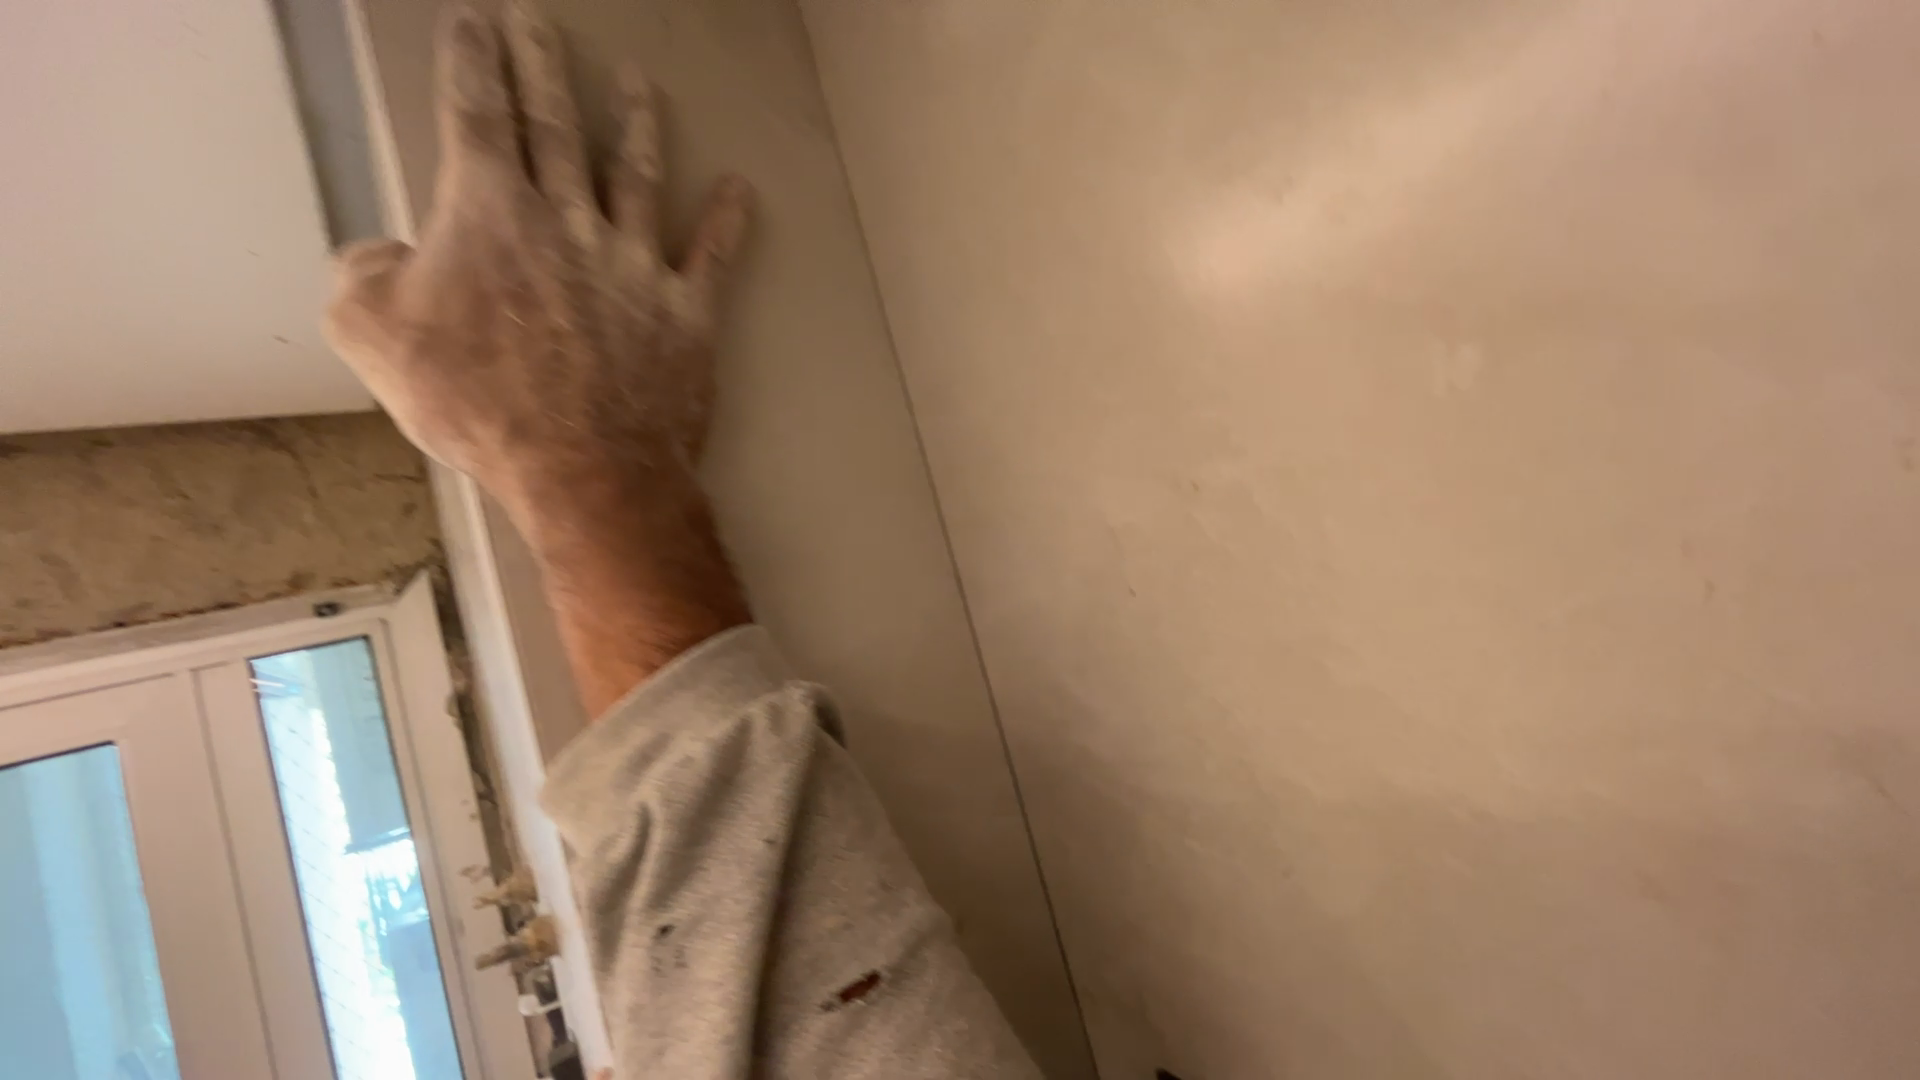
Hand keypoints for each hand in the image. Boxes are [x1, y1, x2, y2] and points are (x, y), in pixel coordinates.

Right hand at [324, 1, 753, 711]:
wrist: (586, 466)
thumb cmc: (477, 405)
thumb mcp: (374, 337)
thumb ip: (363, 274)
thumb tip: (384, 253)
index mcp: (491, 216)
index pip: (476, 115)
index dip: (471, 61)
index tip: (473, 21)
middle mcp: (570, 223)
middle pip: (555, 126)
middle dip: (543, 65)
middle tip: (539, 19)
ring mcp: (637, 266)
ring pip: (638, 177)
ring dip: (638, 126)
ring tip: (640, 84)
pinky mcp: (688, 313)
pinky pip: (713, 257)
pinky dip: (727, 223)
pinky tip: (741, 190)